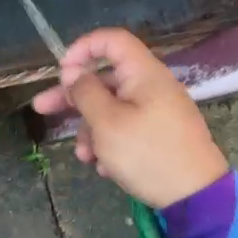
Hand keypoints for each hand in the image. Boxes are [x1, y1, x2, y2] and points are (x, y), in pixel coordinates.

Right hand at [30, 28, 227, 209]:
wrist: (196, 196)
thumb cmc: (147, 153)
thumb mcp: (107, 123)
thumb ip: (85, 93)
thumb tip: (73, 73)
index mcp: (144, 74)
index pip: (112, 40)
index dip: (83, 48)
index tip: (61, 70)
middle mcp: (152, 87)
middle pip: (105, 79)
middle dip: (72, 96)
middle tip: (42, 109)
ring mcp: (158, 112)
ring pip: (112, 108)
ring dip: (90, 129)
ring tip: (83, 155)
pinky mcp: (160, 135)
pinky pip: (127, 128)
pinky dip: (109, 142)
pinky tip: (103, 166)